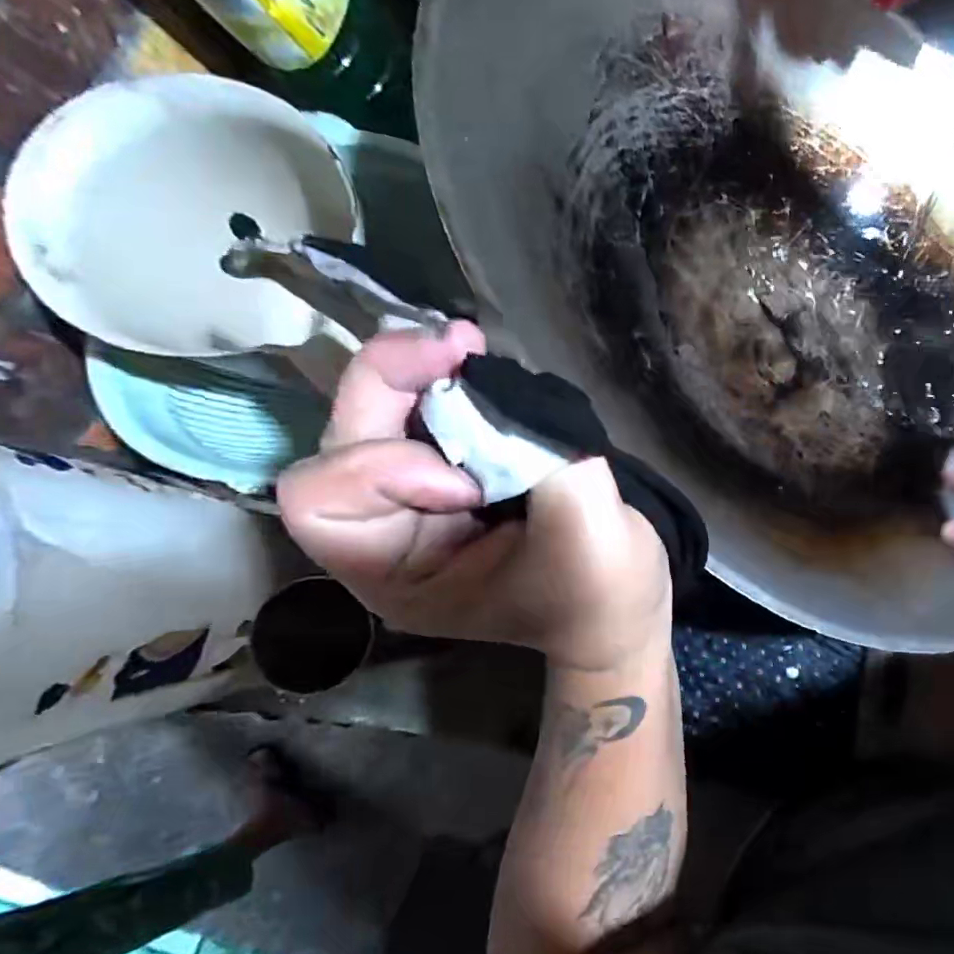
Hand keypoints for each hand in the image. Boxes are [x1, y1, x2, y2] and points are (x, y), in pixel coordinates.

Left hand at [276, 322, 671, 670]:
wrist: (625, 609)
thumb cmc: (602, 594)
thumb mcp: (583, 530)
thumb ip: (540, 457)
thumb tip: (507, 396)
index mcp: (393, 573)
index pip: (328, 497)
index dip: (391, 469)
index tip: (476, 484)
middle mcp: (387, 533)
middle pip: (344, 440)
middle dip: (390, 384)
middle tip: (457, 344)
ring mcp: (420, 502)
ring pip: (379, 417)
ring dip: (415, 374)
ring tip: (468, 345)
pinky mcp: (456, 475)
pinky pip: (425, 417)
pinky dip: (446, 383)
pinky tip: (480, 366)